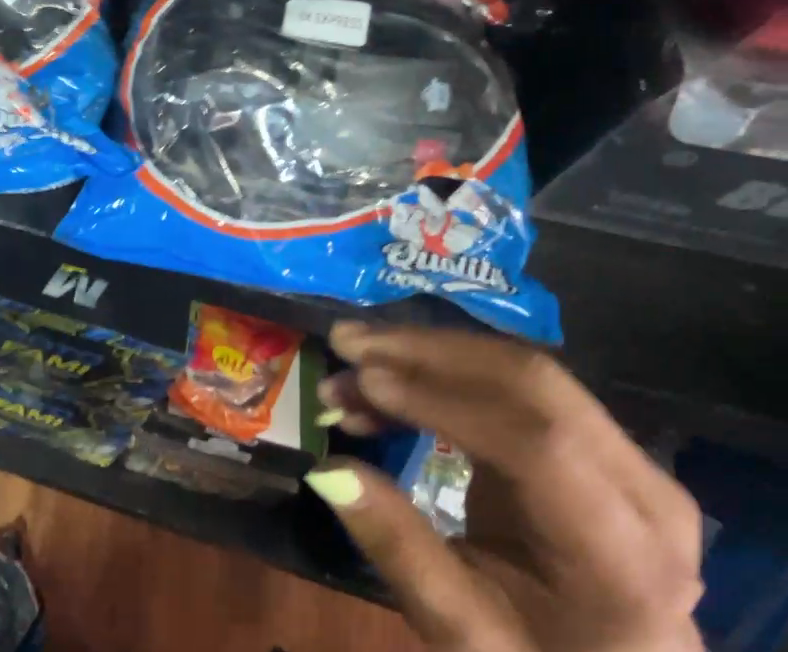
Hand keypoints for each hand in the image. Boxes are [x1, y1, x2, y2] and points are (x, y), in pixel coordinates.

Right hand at [310, 324, 704, 651]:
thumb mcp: (460, 627)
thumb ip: (398, 548)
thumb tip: (325, 469)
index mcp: (619, 551)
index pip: (537, 445)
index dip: (442, 401)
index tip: (359, 379)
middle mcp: (642, 492)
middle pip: (534, 387)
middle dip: (426, 353)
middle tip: (342, 344)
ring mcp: (627, 463)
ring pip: (524, 373)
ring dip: (428, 355)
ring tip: (349, 363)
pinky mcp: (598, 448)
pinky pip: (519, 388)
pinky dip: (445, 372)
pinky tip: (389, 383)